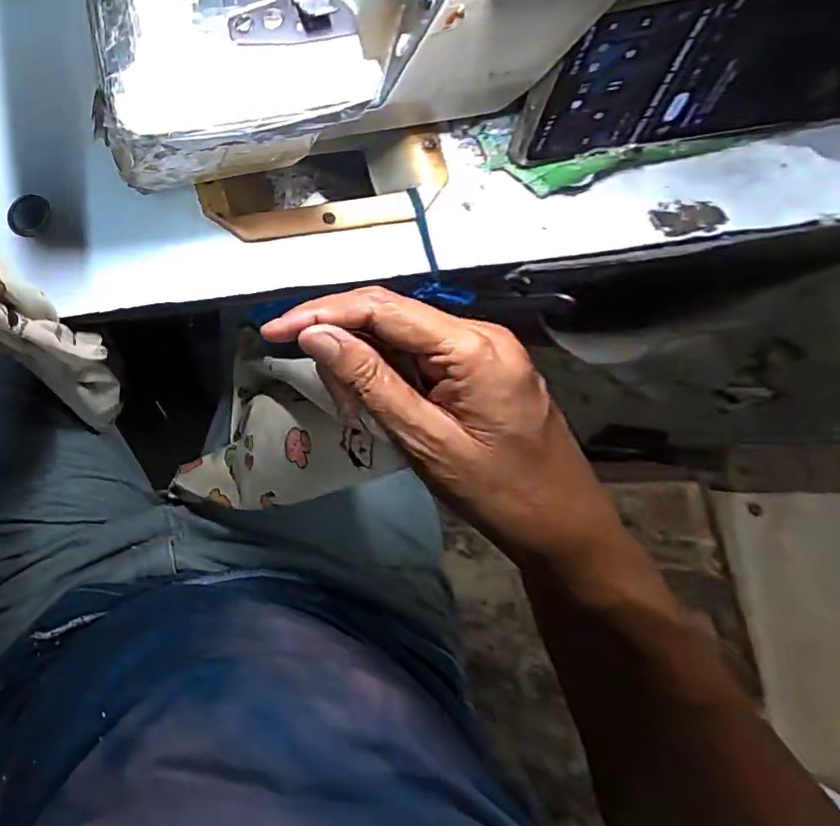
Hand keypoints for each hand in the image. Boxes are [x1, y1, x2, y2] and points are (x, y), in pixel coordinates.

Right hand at [261, 287, 622, 573]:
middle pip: (383, 313)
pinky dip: (377, 373)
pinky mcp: (470, 367)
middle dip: (334, 336)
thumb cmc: (501, 492)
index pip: (379, 308)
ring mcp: (475, 349)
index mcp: (472, 347)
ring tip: (350, 408)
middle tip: (305, 372)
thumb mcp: (424, 438)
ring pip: (391, 334)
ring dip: (356, 361)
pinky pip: (408, 353)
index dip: (319, 313)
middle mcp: (475, 335)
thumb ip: (368, 379)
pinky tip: (369, 402)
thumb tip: (315, 334)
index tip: (273, 330)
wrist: (566, 531)